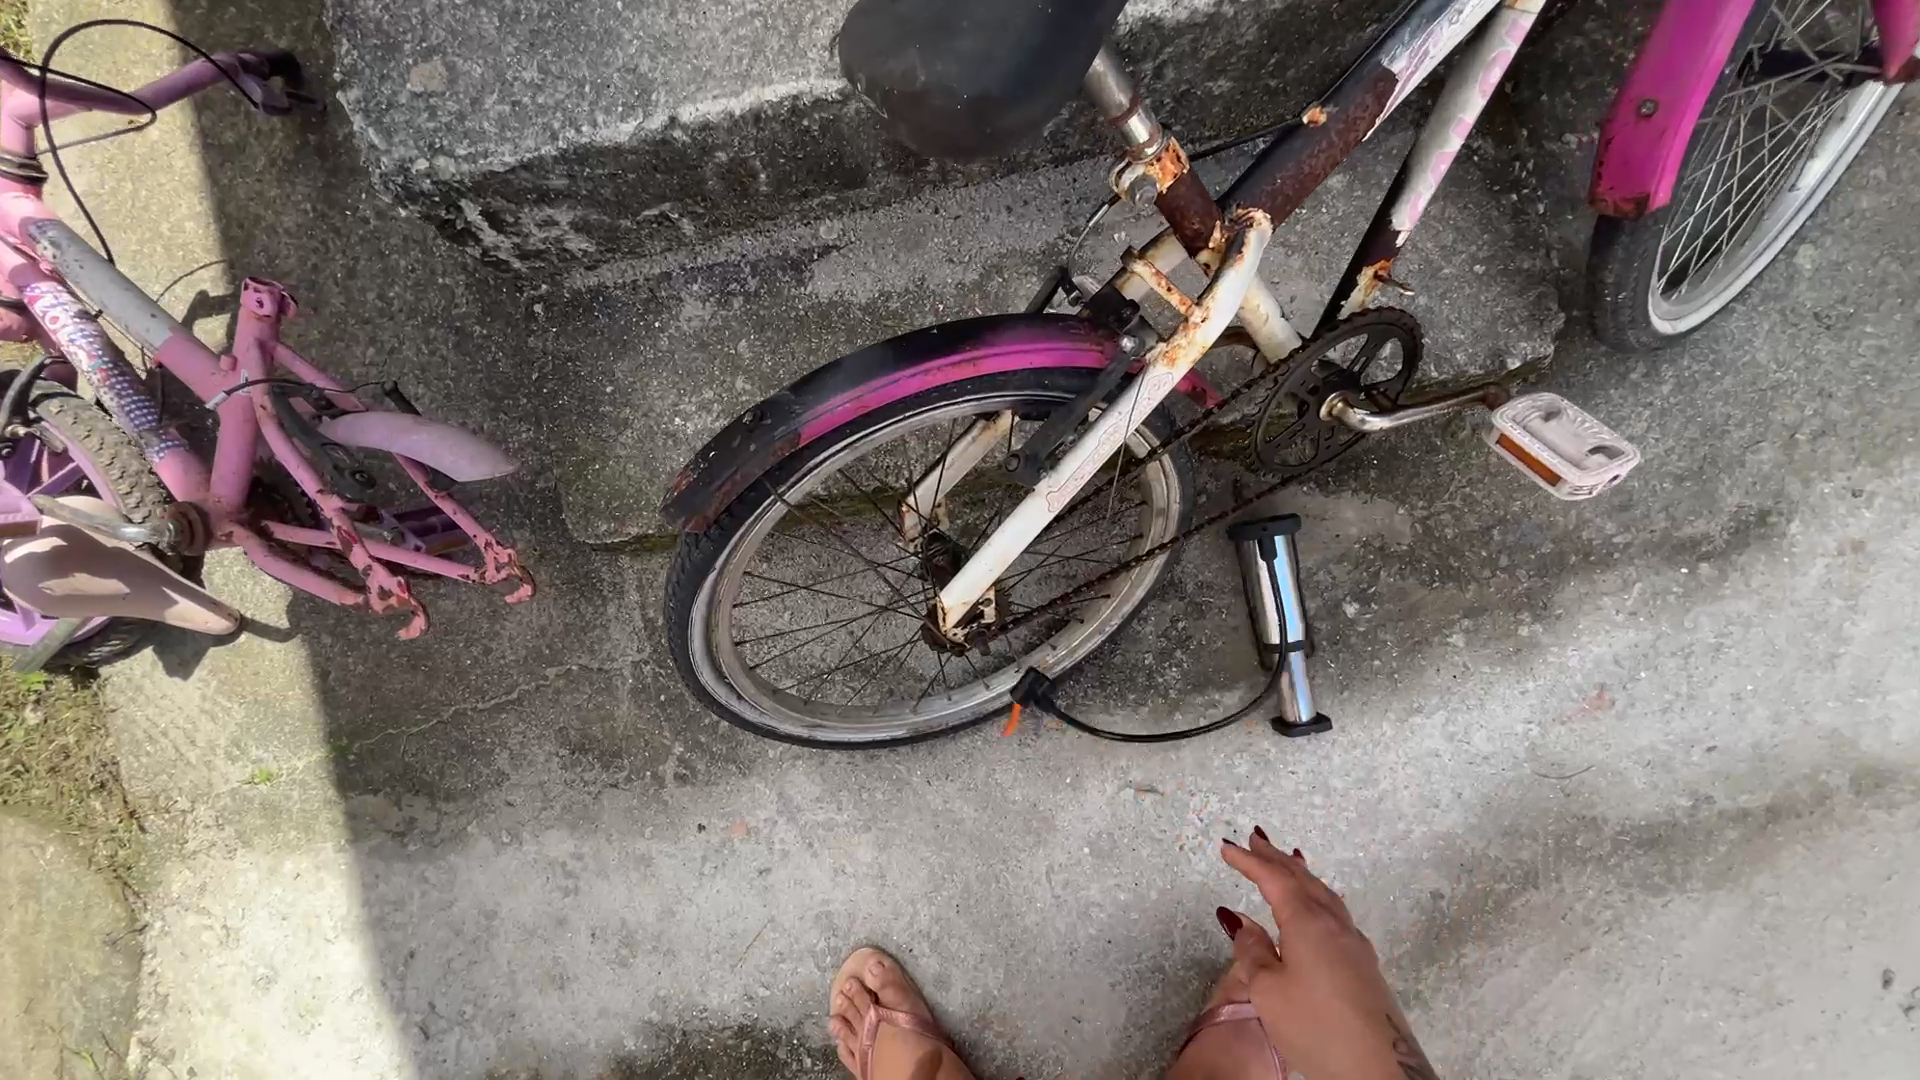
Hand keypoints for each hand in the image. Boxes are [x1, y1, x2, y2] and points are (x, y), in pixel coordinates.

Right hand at [1218, 829, 1437, 1079]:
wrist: (1383, 1073)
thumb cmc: (1317, 1027)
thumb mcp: (1268, 991)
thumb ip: (1252, 952)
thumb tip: (1242, 922)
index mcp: (1307, 922)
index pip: (1273, 879)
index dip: (1248, 861)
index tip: (1225, 846)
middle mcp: (1333, 924)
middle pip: (1302, 878)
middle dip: (1276, 857)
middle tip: (1255, 839)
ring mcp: (1354, 944)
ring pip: (1323, 894)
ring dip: (1300, 873)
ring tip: (1286, 862)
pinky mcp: (1365, 965)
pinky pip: (1335, 911)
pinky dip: (1317, 895)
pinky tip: (1317, 906)